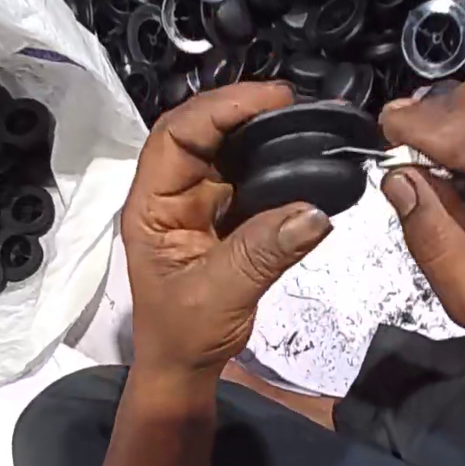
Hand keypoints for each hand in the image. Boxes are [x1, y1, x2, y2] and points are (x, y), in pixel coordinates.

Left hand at [122, 82, 332, 380]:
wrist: (187, 366)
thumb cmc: (183, 336)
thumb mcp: (219, 295)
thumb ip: (263, 254)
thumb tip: (313, 214)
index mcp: (152, 207)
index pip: (176, 136)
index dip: (220, 109)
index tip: (270, 99)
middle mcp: (173, 199)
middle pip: (203, 135)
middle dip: (244, 114)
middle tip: (292, 106)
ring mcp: (200, 209)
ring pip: (228, 156)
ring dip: (261, 139)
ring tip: (300, 126)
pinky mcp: (226, 223)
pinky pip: (250, 185)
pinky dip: (274, 172)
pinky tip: (297, 163)